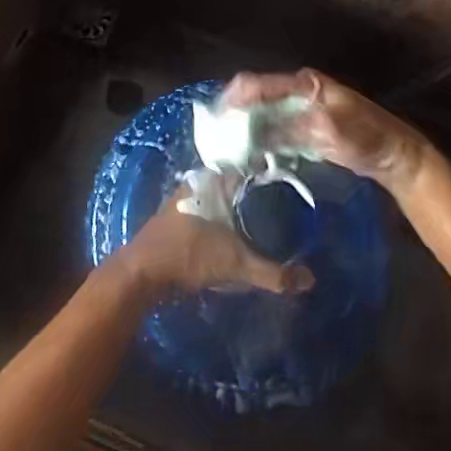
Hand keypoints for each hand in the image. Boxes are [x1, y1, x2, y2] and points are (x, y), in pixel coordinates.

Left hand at [115, 197, 313, 295]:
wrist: (141, 274)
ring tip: (267, 226)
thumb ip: (273, 273)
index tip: (291, 191)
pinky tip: (239, 238)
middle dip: (257, 198)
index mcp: (211, 181)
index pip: (247, 170)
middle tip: (284, 212)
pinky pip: (210, 214)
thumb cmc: (188, 256)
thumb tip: (309, 280)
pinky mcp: (176, 219)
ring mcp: (184, 200)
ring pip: (221, 201)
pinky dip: (225, 223)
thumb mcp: (235, 264)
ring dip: (240, 212)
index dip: (269, 179)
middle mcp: (197, 184)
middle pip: (236, 186)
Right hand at [223, 69, 436, 197]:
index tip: (215, 118)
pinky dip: (257, 143)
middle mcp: (296, 93)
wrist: (395, 156)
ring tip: (222, 151)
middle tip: (214, 139)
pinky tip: (244, 158)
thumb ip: (301, 123)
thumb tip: (268, 124)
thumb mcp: (338, 128)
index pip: (258, 83)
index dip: (234, 97)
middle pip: (255, 99)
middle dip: (233, 116)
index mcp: (303, 84)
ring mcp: (298, 113)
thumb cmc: (369, 136)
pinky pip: (271, 133)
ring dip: (242, 132)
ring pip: (260, 117)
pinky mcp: (301, 131)